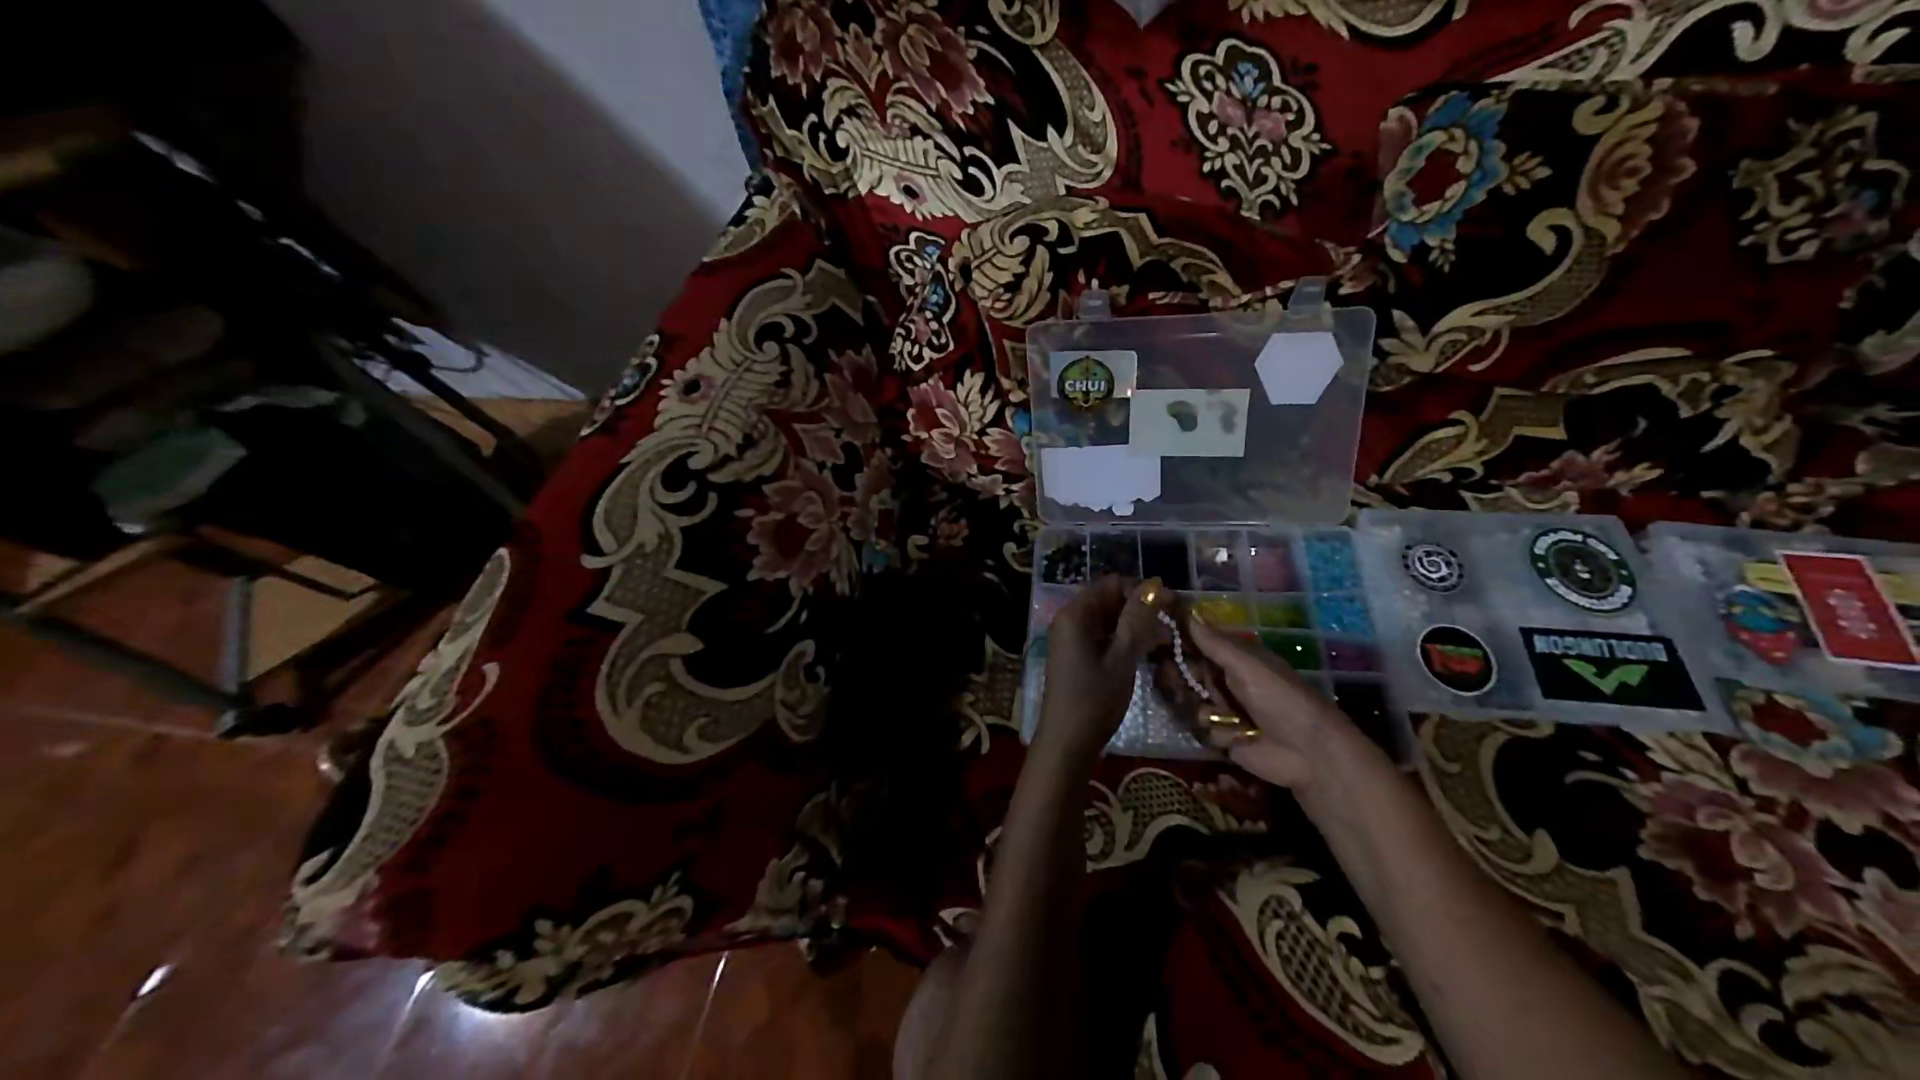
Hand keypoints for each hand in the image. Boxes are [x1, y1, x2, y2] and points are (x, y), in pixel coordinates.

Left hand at [1034, 575, 1163, 764]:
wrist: (1067, 741)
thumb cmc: (1095, 698)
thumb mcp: (1122, 657)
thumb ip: (1138, 619)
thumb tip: (1155, 584)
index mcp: (1075, 614)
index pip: (1111, 584)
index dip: (1141, 590)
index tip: (1171, 606)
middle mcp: (1069, 620)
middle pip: (1109, 600)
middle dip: (1141, 608)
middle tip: (1173, 624)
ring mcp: (1071, 639)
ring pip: (1108, 620)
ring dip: (1135, 626)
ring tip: (1167, 640)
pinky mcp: (1077, 656)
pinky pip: (1103, 637)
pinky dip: (1124, 640)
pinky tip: (1148, 651)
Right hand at [1187, 616, 1374, 790]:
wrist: (1306, 751)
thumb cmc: (1281, 698)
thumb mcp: (1248, 665)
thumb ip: (1215, 644)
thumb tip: (1189, 614)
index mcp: (1236, 658)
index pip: (1200, 643)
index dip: (1180, 640)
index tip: (1159, 635)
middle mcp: (1227, 681)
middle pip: (1189, 672)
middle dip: (1179, 673)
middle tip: (1171, 673)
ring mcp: (1223, 709)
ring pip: (1189, 700)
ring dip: (1198, 704)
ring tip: (1217, 709)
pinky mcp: (1221, 737)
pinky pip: (1201, 727)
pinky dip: (1215, 729)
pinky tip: (1234, 732)